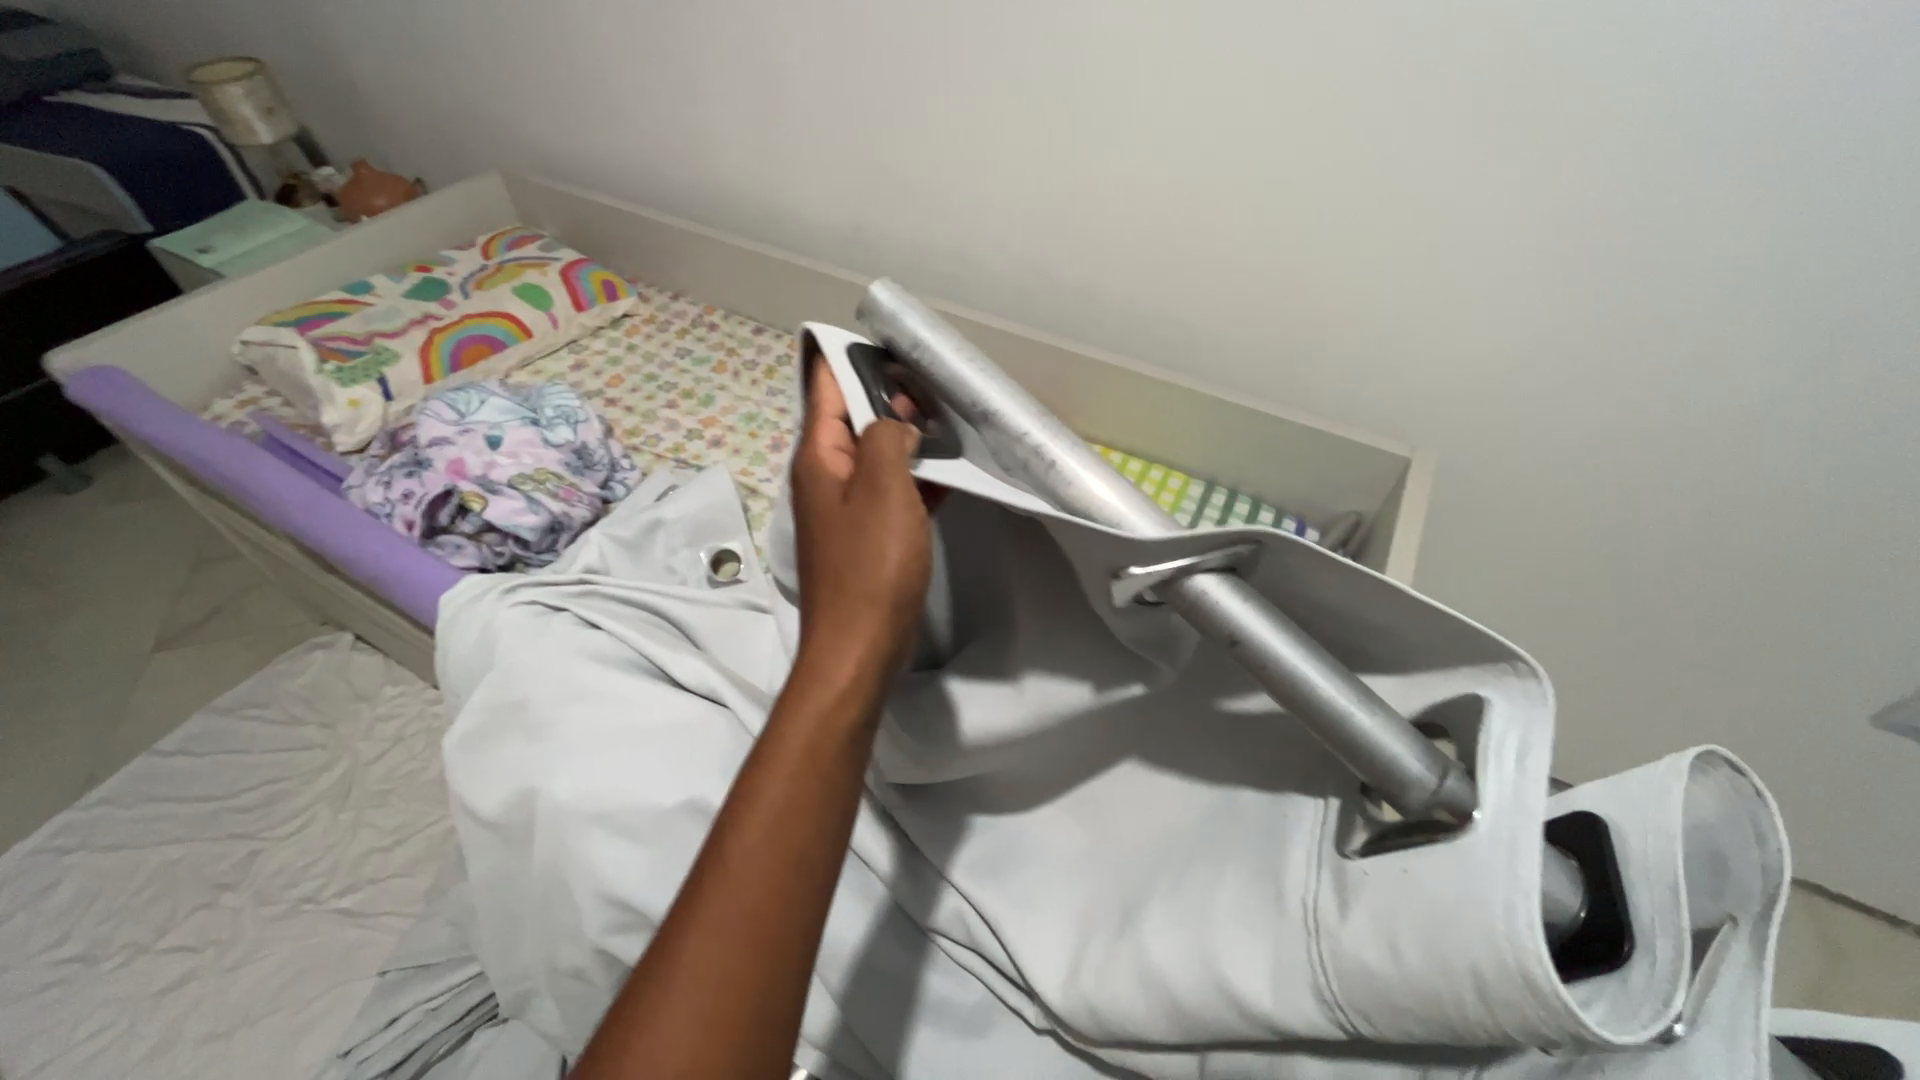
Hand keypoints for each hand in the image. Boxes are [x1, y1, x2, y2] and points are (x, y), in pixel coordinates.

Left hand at [790, 357, 934, 683]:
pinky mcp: (871, 538)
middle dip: (894, 399)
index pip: (829, 388)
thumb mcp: (883, 488)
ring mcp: (849, 509)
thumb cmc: (870, 565)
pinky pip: (896, 494)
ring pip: (881, 457)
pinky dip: (921, 480)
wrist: (860, 646)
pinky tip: (956, 474)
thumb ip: (887, 438)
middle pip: (857, 420)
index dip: (858, 360)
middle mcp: (828, 477)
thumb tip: (894, 420)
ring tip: (954, 421)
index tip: (900, 345)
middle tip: (940, 386)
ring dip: (913, 440)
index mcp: (819, 457)